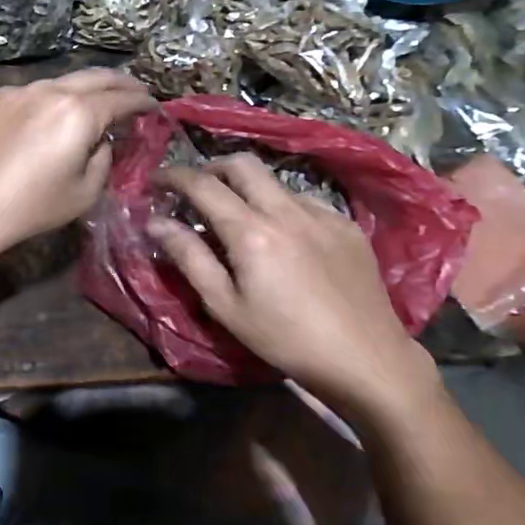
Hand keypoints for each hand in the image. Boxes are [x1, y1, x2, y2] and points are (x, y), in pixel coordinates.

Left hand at [0, 68, 154, 275]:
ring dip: (78, 91)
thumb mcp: (85, 192)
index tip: (154, 108)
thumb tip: (102, 140)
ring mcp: (12, 91)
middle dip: (119, 83)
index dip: (144, 102)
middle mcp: (46, 90)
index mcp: (77, 112)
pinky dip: (42, 103)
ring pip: (56, 83)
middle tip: (134, 93)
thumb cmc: (29, 209)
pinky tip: (38, 124)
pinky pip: (24, 95)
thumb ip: (104, 157)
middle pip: (94, 76)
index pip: (122, 97)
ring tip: (87, 107)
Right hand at [148, 155, 439, 416]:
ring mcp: (323, 215)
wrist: (368, 360)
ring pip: (274, 181)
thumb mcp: (224, 304)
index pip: (203, 185)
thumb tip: (156, 222)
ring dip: (246, 188)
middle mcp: (288, 212)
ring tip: (237, 217)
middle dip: (211, 168)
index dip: (173, 176)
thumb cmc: (284, 339)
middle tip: (195, 190)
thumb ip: (189, 257)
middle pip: (242, 164)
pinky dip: (280, 206)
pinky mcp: (347, 226)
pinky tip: (281, 236)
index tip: (155, 180)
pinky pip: (304, 201)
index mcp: (252, 232)